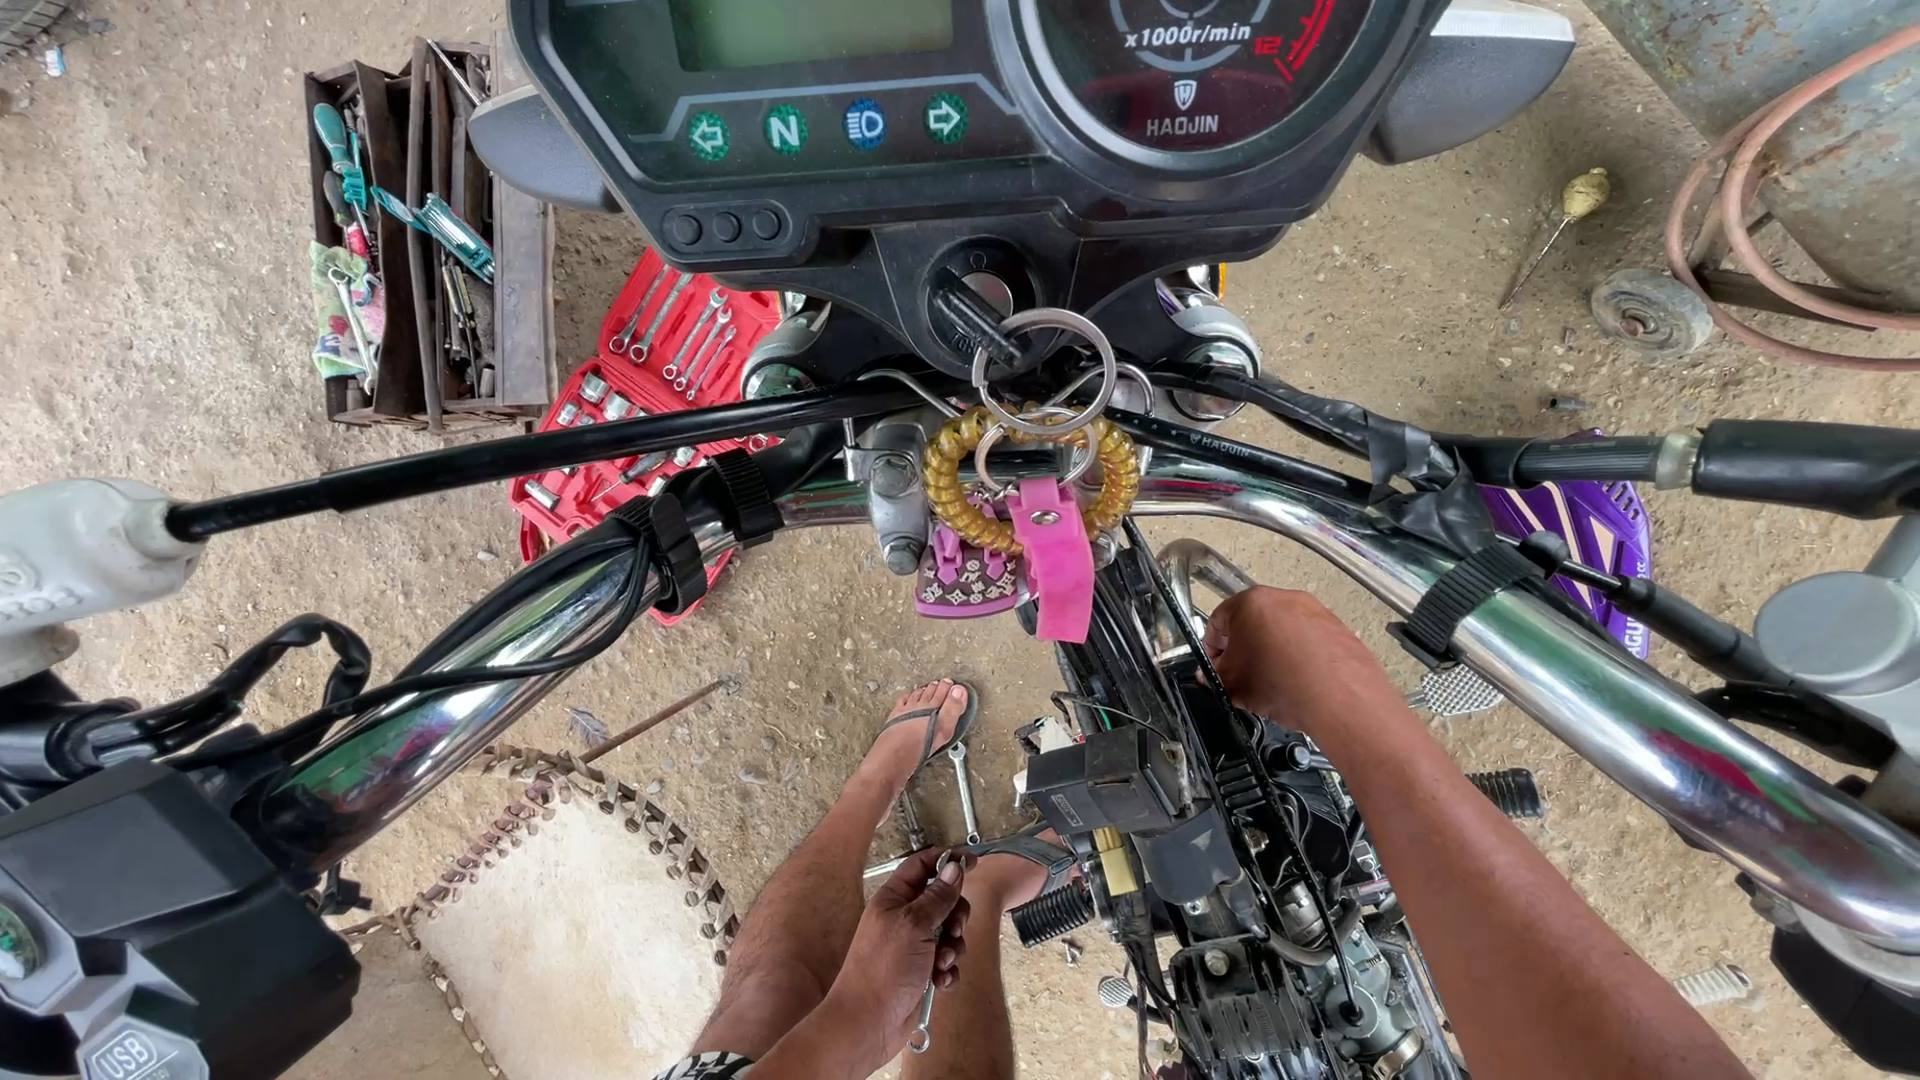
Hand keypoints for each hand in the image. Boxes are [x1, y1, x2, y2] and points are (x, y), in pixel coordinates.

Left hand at [818, 847, 970, 1069]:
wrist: (867, 1024)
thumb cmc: (882, 969)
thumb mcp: (913, 925)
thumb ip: (937, 897)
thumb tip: (953, 867)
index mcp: (895, 898)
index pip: (923, 866)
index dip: (947, 860)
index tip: (972, 862)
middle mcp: (905, 918)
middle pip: (942, 899)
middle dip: (955, 913)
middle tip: (954, 927)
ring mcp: (914, 946)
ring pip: (948, 932)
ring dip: (952, 946)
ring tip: (942, 962)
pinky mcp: (922, 971)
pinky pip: (947, 961)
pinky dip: (948, 970)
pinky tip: (940, 981)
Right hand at [1204, 586, 1405, 740]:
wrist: (1340, 700)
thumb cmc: (1284, 683)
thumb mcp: (1231, 684)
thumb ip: (1214, 675)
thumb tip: (1214, 675)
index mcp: (1250, 602)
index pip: (1217, 620)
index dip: (1212, 647)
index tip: (1215, 665)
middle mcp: (1284, 598)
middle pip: (1251, 621)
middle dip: (1244, 647)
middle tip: (1242, 674)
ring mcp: (1315, 612)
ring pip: (1281, 630)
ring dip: (1273, 651)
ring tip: (1274, 681)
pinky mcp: (1338, 628)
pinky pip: (1309, 640)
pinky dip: (1301, 657)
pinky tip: (1299, 681)